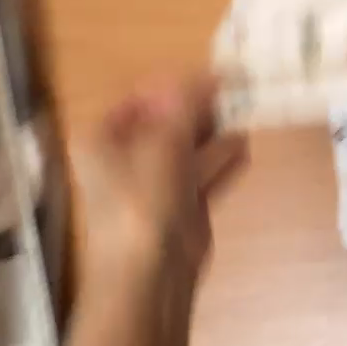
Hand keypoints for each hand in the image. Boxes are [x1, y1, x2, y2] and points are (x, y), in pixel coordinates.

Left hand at [73, 74, 248, 284]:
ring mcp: (156, 179)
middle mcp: (127, 154)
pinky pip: (205, 172)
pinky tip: (241, 155)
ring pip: (191, 146)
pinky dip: (222, 164)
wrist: (151, 273)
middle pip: (170, 120)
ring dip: (216, 138)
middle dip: (202, 112)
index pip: (142, 96)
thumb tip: (209, 72)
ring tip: (239, 129)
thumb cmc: (144, 205)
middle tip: (234, 99)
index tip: (217, 78)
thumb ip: (187, 108)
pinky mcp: (183, 201)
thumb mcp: (164, 146)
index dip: (177, 86)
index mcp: (104, 137)